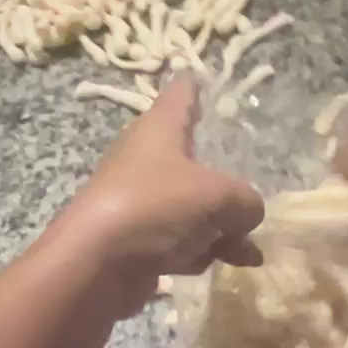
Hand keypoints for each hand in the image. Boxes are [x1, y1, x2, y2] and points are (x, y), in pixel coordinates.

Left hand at [48, 75, 264, 296]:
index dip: (199, 86)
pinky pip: (178, 239)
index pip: (182, 93)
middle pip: (194, 159)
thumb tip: (248, 214)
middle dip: (226, 181)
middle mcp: (147, 159)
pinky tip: (223, 265)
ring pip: (190, 206)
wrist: (96, 265)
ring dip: (220, 227)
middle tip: (252, 194)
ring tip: (249, 251)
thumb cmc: (156, 207)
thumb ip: (246, 201)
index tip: (211, 82)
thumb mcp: (219, 196)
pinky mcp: (136, 240)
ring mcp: (140, 201)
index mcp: (161, 128)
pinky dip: (199, 250)